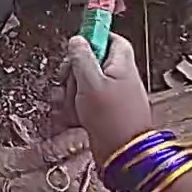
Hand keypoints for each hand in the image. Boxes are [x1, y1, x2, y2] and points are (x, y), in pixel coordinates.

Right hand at [56, 33, 152, 166]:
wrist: (122, 154)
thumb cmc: (112, 119)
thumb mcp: (91, 82)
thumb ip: (82, 58)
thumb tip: (77, 40)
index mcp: (122, 67)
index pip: (113, 39)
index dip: (95, 38)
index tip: (78, 43)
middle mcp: (119, 79)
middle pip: (92, 61)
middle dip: (74, 69)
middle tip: (69, 77)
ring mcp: (112, 95)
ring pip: (84, 81)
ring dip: (72, 89)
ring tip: (72, 101)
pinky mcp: (104, 110)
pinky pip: (84, 99)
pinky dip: (75, 104)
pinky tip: (74, 113)